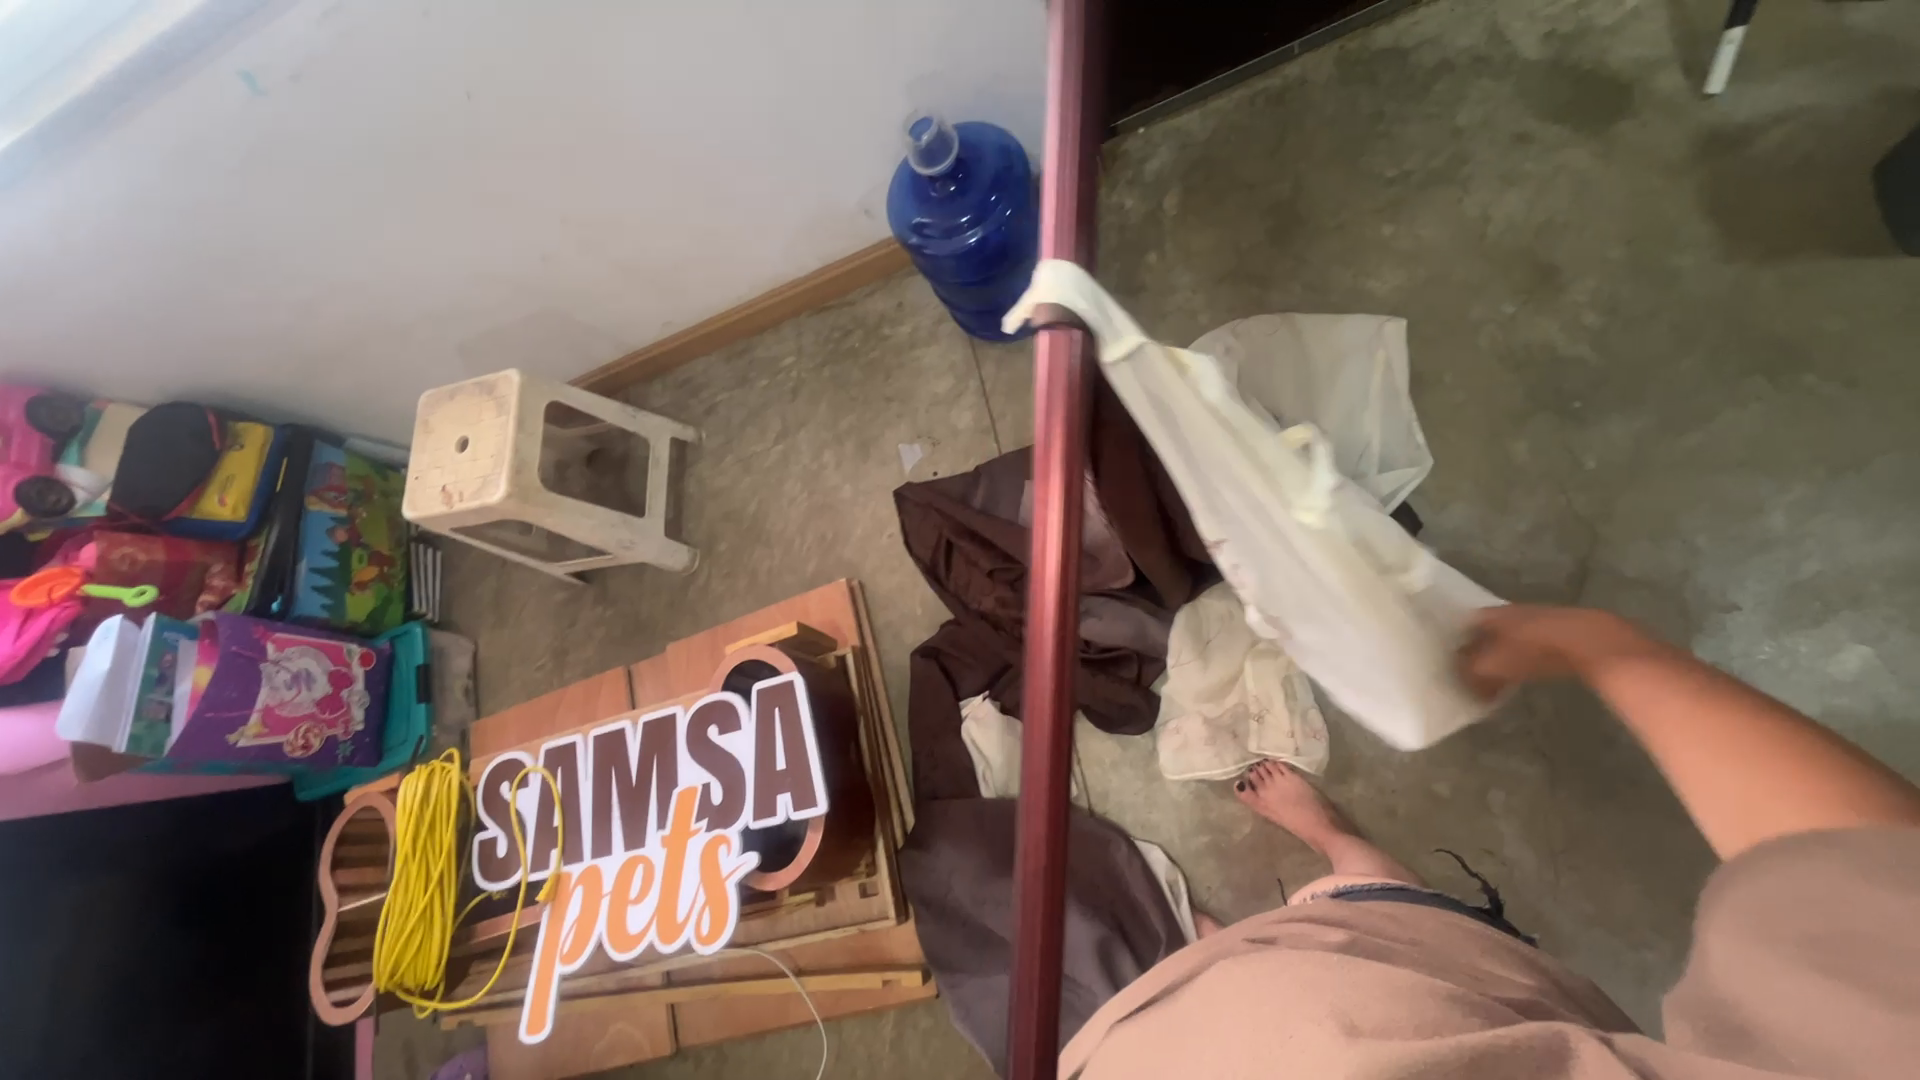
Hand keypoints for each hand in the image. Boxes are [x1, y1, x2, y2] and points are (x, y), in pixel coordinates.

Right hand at [1458, 604, 1647, 700]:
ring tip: (1500, 676)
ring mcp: (1538, 619)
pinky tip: (1528, 673)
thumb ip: (1470, 673)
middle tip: (1474, 672)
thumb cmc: (1533, 650)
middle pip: (1487, 632)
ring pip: (1511, 638)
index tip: (1452, 662)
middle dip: (1480, 650)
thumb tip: (1462, 681)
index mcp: (1488, 614)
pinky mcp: (1563, 632)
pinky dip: (1526, 659)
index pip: (1462, 626)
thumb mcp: (1491, 666)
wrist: (1591, 643)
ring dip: (1504, 655)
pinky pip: (1534, 646)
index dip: (1455, 644)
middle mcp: (1509, 611)